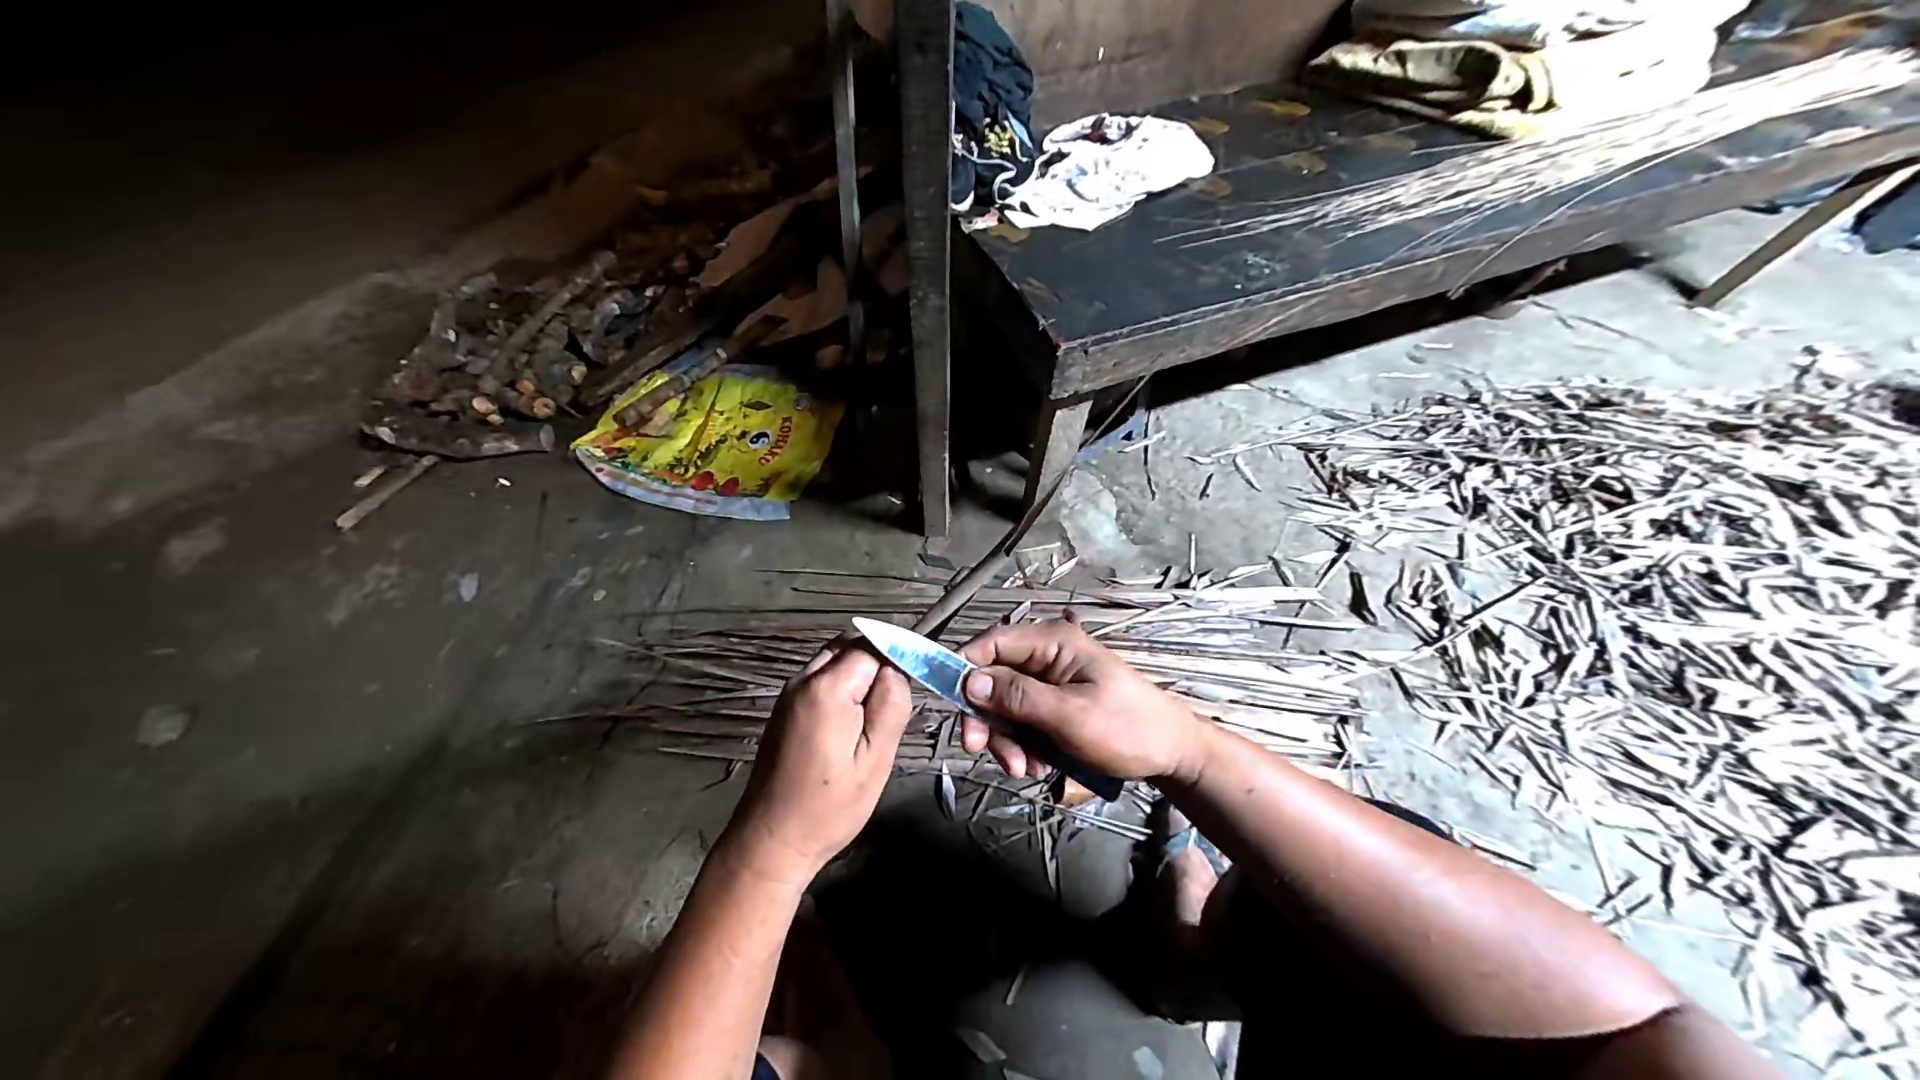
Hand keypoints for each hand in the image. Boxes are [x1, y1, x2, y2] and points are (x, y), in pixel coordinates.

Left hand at [721, 645, 910, 887]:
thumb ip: (891, 706)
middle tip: (893, 705)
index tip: (914, 684)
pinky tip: (850, 725)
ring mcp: (789, 693)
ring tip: (873, 719)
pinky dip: (842, 687)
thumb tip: (898, 669)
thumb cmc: (827, 809)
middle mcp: (803, 681)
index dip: (897, 659)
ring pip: (836, 660)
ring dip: (859, 676)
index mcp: (826, 690)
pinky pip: (821, 678)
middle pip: (851, 647)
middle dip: (878, 663)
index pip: (873, 647)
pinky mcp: (785, 708)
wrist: (771, 841)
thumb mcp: (875, 761)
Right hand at [957, 620, 1205, 782]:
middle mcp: (1046, 656)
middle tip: (981, 750)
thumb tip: (969, 680)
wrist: (1173, 754)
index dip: (964, 668)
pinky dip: (1022, 745)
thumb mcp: (1070, 715)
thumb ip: (1018, 697)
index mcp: (1052, 642)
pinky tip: (1038, 766)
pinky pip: (1022, 722)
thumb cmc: (1127, 728)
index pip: (991, 642)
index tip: (952, 705)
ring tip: (1024, 768)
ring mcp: (1050, 682)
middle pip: (992, 678)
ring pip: (1004, 705)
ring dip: (1006, 739)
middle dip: (987, 717)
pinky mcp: (1054, 706)